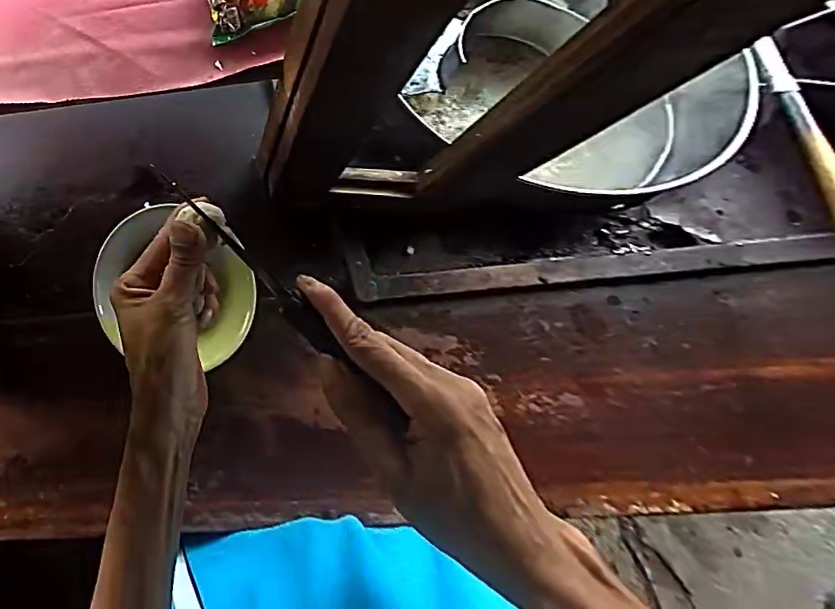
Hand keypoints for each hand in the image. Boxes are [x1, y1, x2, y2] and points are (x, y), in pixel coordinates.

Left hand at [111, 204, 220, 439]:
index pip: (162, 245)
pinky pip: (198, 296)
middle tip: (218, 255)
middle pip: (179, 258)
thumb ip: (184, 263)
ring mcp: (163, 306)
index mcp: (131, 284)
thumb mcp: (174, 306)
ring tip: (202, 307)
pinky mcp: (180, 321)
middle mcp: (144, 291)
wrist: (173, 412)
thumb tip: (189, 222)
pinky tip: (204, 318)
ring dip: (203, 287)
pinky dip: (205, 303)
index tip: (209, 207)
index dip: (185, 226)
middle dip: (197, 265)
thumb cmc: (163, 360)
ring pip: (192, 276)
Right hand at [297, 275, 641, 608]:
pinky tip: (385, 404)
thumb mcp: (393, 476)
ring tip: (353, 395)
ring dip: (370, 361)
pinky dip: (391, 375)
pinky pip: (417, 370)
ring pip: (401, 356)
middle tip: (321, 361)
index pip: (370, 345)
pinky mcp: (470, 396)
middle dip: (348, 342)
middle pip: (385, 346)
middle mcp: (451, 383)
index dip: (334, 311)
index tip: (308, 285)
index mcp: (432, 403)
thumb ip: (357, 416)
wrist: (526, 548)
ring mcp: (465, 387)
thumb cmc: (456, 521)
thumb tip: (327, 366)